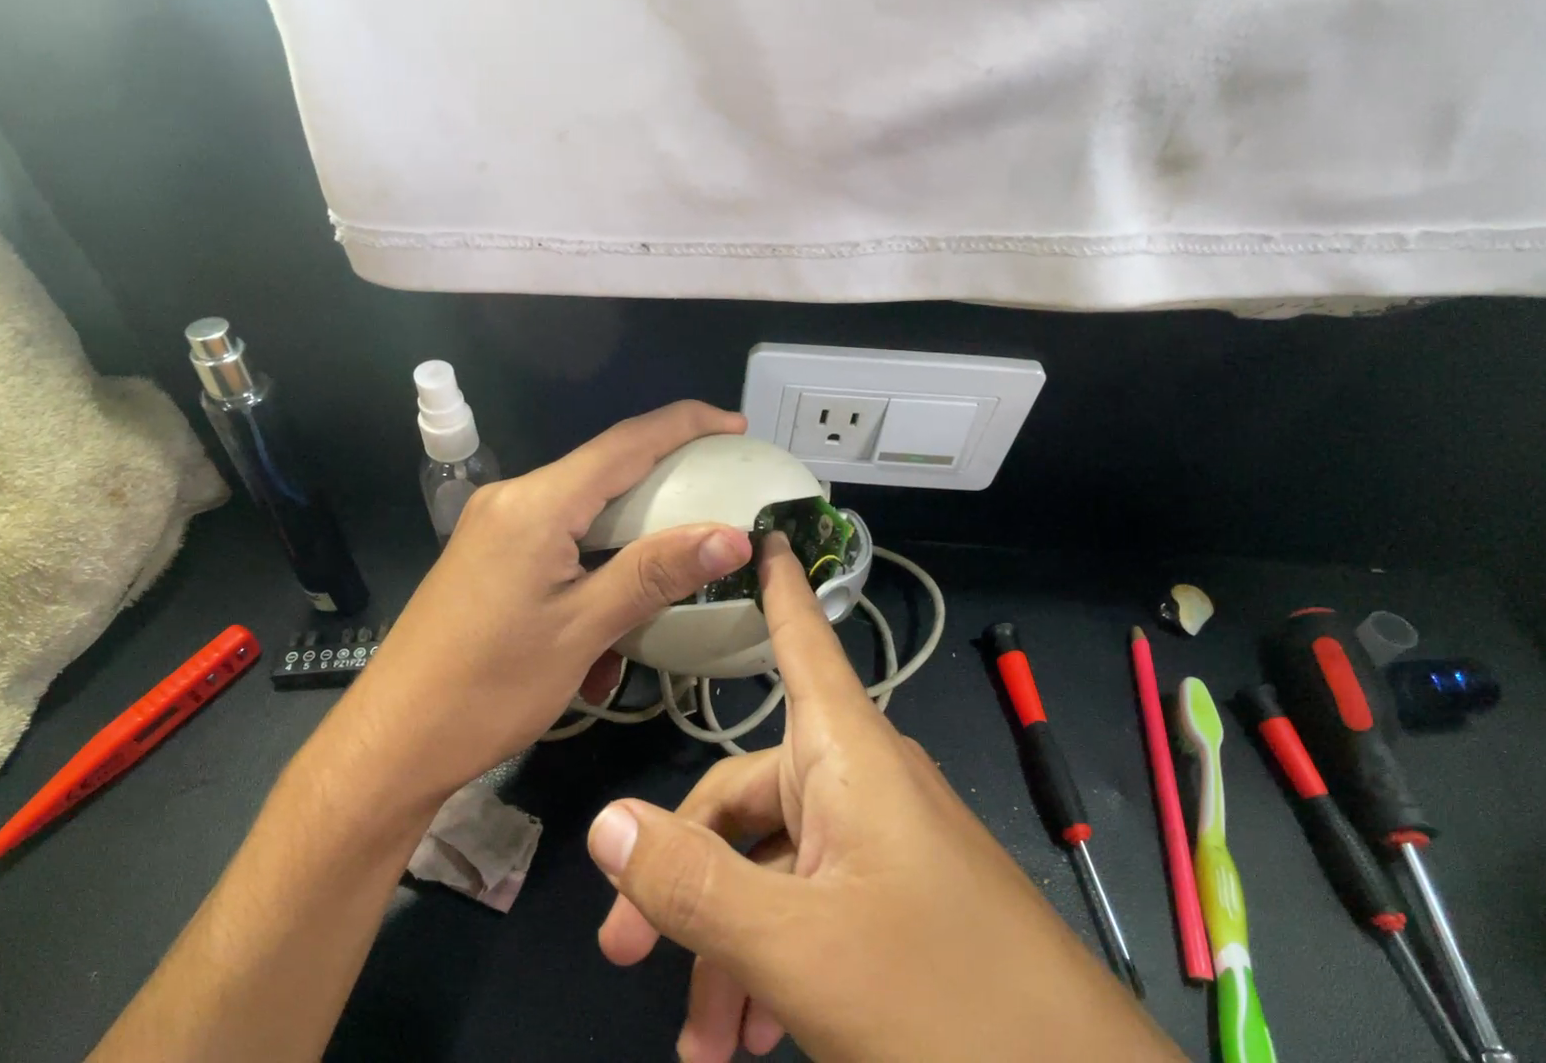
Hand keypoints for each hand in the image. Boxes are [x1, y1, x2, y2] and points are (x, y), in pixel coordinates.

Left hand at [344, 401, 754, 798]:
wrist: (396, 740)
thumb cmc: (490, 687)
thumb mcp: (584, 630)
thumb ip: (656, 573)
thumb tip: (733, 535)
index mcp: (536, 504)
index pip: (625, 443)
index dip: (686, 425)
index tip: (737, 427)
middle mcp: (512, 499)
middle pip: (605, 471)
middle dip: (665, 484)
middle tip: (723, 499)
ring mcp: (494, 528)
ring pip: (583, 513)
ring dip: (631, 539)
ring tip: (677, 570)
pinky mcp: (488, 558)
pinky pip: (558, 542)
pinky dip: (597, 565)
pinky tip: (615, 616)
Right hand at [587, 535, 1181, 1061]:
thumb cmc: (940, 997)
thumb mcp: (797, 946)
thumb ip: (693, 882)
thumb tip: (605, 821)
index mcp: (847, 760)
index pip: (804, 648)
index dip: (779, 592)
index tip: (768, 534)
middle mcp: (860, 790)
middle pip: (743, 802)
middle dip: (682, 882)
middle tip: (624, 955)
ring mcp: (877, 851)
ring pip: (768, 873)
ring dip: (724, 952)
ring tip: (705, 1041)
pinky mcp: (890, 908)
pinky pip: (805, 913)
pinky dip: (767, 968)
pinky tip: (748, 1035)